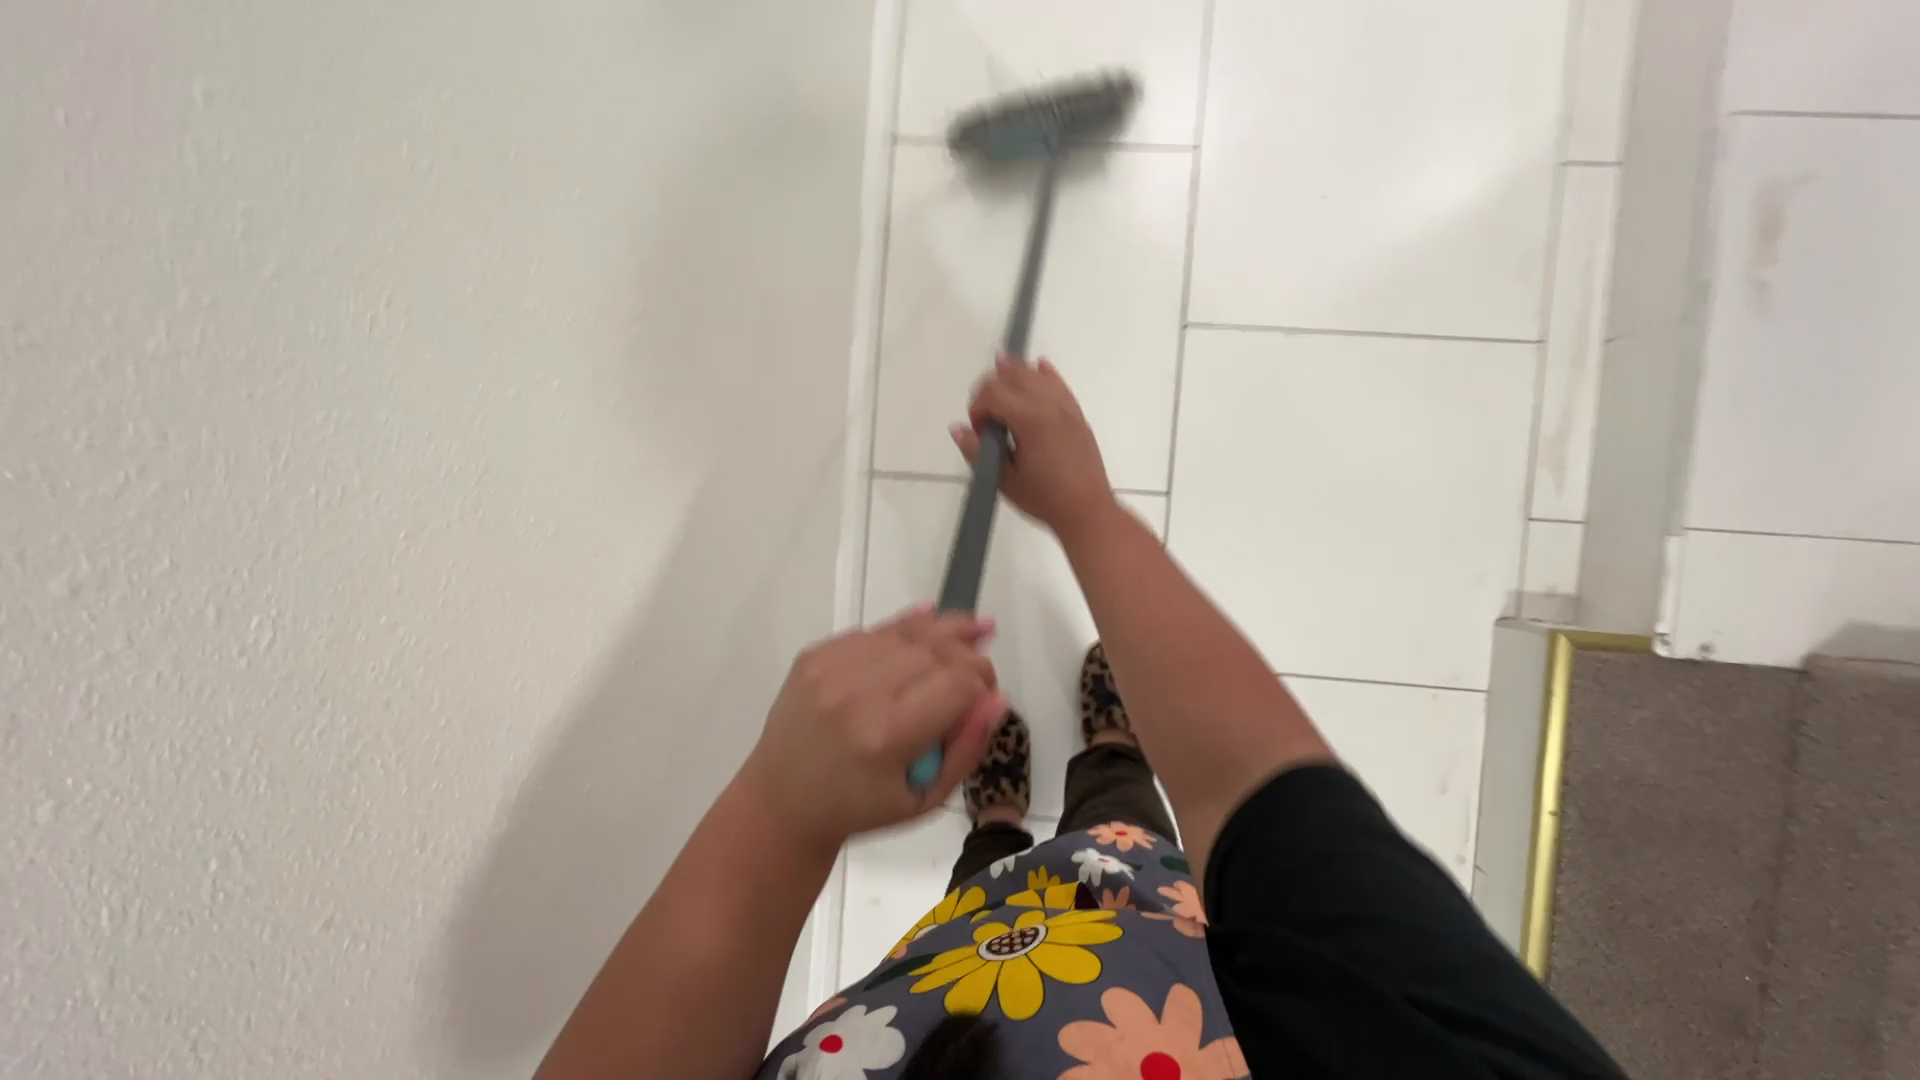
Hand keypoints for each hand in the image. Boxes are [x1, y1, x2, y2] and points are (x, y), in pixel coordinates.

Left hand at [743, 606, 1007, 848]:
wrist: (781, 802)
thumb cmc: (859, 809)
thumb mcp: (924, 800)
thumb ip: (967, 749)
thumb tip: (997, 699)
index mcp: (886, 737)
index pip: (955, 685)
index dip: (983, 680)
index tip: (989, 691)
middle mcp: (857, 694)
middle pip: (934, 651)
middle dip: (967, 653)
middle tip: (983, 660)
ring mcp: (831, 669)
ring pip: (905, 633)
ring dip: (942, 630)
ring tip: (974, 625)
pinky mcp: (814, 656)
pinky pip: (873, 631)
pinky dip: (904, 628)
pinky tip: (929, 620)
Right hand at [951, 355, 1118, 537]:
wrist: (1087, 510)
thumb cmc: (1044, 498)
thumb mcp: (1004, 480)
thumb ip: (978, 452)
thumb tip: (957, 429)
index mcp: (1029, 420)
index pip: (993, 394)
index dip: (977, 408)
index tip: (978, 432)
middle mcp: (1049, 405)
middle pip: (1013, 376)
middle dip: (991, 387)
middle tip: (984, 414)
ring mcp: (1066, 408)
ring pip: (1036, 375)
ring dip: (1016, 372)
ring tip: (1000, 372)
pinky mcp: (1076, 415)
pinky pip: (1059, 384)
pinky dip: (1045, 374)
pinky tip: (1039, 367)